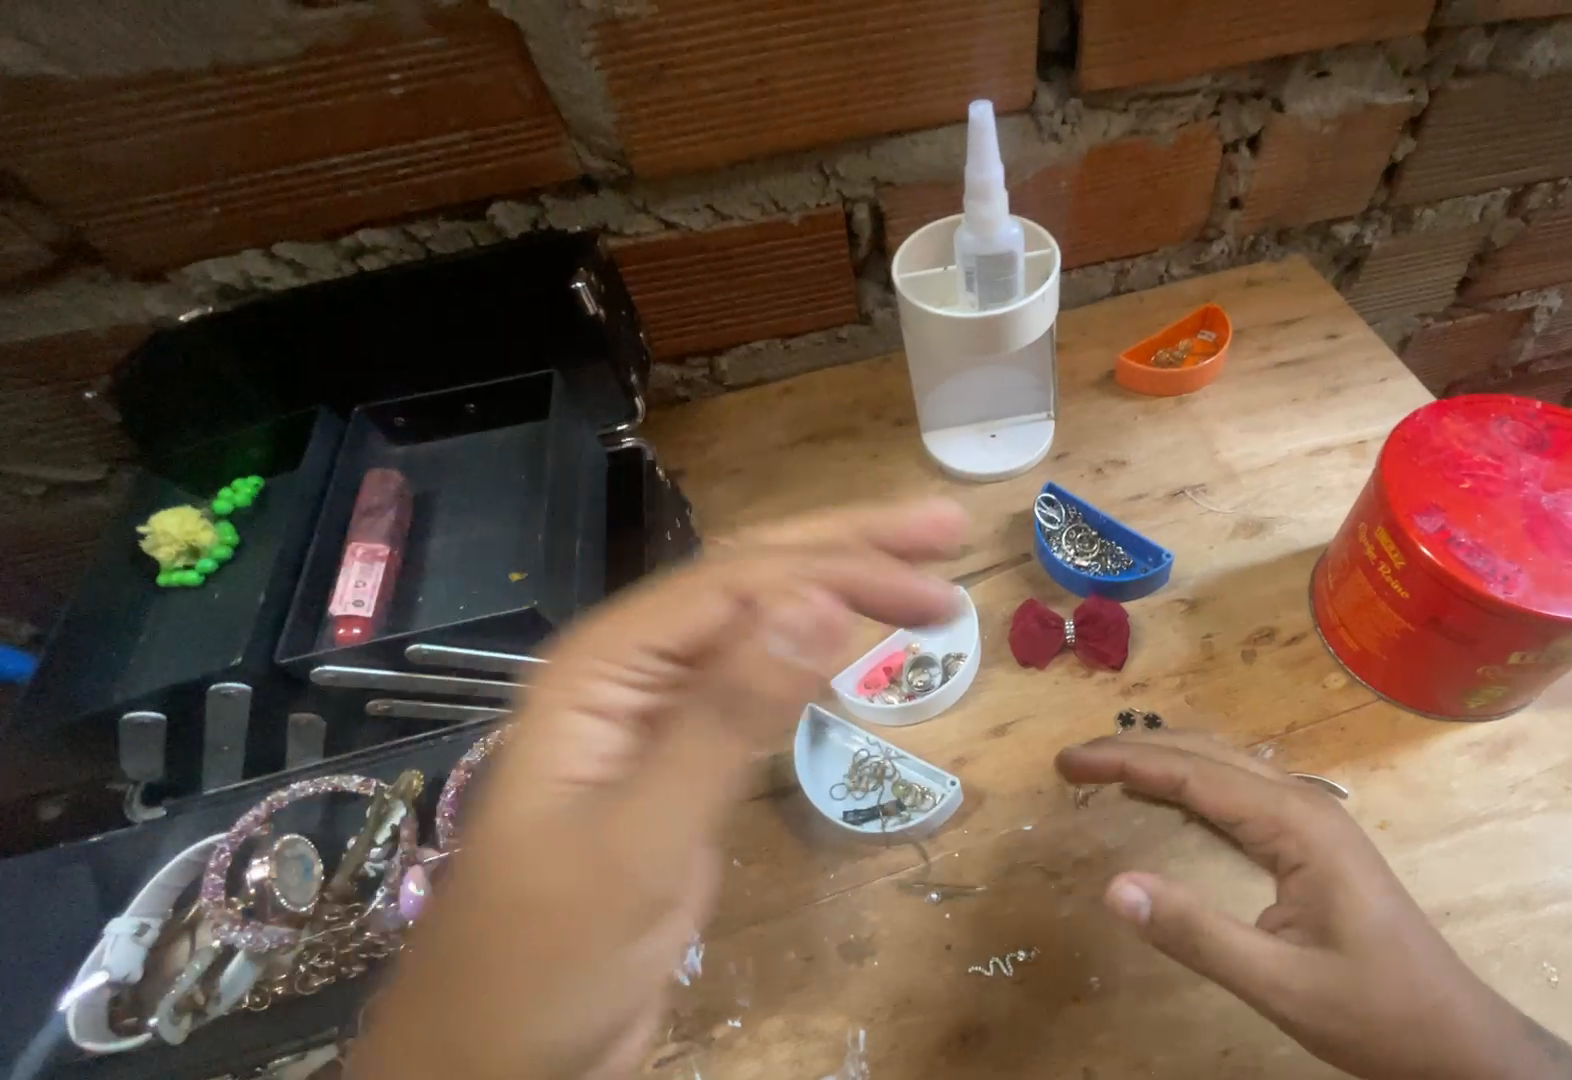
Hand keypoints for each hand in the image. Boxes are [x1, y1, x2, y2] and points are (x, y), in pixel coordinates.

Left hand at [350, 499, 968, 1079]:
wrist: (496, 1066)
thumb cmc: (545, 962)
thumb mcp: (642, 839)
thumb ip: (728, 716)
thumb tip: (819, 602)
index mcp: (606, 663)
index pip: (741, 582)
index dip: (843, 571)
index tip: (937, 590)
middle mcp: (635, 665)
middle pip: (755, 576)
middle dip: (852, 547)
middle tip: (946, 529)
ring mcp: (663, 708)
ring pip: (764, 620)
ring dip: (842, 587)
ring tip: (924, 575)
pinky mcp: (690, 752)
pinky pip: (763, 677)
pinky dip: (820, 650)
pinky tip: (858, 637)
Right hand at [1056, 732, 1571, 1079]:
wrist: (1460, 1043)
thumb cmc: (1376, 1014)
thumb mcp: (1279, 985)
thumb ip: (1195, 934)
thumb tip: (1111, 887)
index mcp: (1295, 824)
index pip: (1192, 773)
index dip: (1124, 762)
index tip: (1068, 762)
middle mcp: (1302, 803)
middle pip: (1205, 753)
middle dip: (1135, 749)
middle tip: (1073, 762)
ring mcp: (1310, 817)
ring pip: (1222, 764)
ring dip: (1161, 758)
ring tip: (1106, 767)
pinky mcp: (1310, 838)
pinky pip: (1237, 790)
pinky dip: (1189, 781)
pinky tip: (1166, 793)